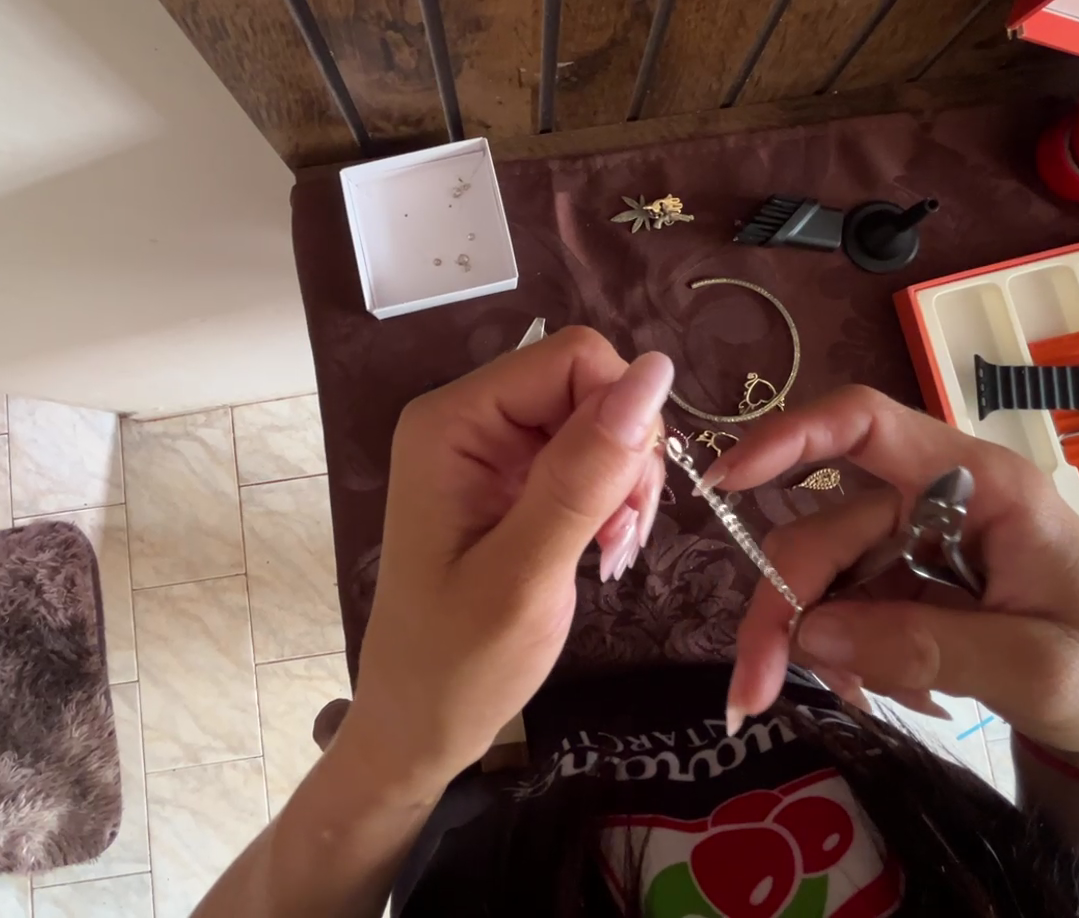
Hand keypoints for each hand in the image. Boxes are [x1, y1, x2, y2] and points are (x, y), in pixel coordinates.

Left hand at [336, 328, 672, 795]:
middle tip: (622, 536)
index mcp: (452, 420)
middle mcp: (468, 417)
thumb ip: (586, 470)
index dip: (622, 414)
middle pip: (589, 385)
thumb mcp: (527, 571)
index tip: (628, 499)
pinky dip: (611, 498)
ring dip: (624, 481)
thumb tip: (655, 370)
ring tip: (611, 550)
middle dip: (626, 454)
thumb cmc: (459, 663)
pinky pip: (586, 455)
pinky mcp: (511, 476)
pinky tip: (603, 547)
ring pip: (598, 420)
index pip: (572, 357)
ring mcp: (490, 446)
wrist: (422, 722)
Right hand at [708, 386, 1078, 777]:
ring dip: (807, 640)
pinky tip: (875, 690)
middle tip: (753, 686)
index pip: (864, 423)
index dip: (788, 436)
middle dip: (780, 605)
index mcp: (975, 485)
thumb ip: (928, 645)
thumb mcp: (1042, 669)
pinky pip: (833, 609)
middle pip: (819, 529)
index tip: (725, 478)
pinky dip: (835, 654)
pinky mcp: (894, 584)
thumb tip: (808, 631)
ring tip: (854, 699)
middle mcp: (926, 502)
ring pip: (814, 574)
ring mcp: (905, 544)